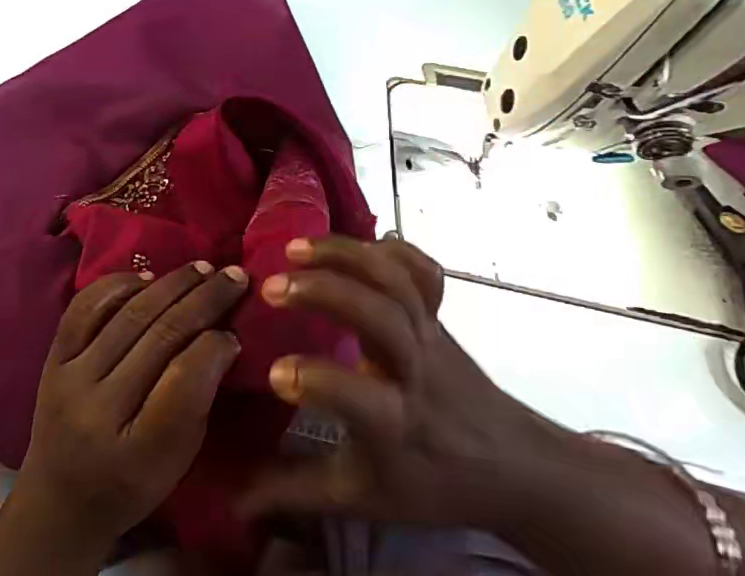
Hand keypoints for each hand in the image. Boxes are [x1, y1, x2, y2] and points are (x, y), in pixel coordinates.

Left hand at [12, 261, 251, 554]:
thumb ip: (198, 400)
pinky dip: (117, 285)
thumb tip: (223, 336)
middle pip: (157, 336)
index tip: (236, 329)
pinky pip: (84, 307)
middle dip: (202, 300)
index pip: (182, 380)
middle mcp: (98, 405)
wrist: (60, 499)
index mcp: (139, 448)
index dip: (214, 346)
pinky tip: (147, 277)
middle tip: (233, 275)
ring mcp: (70, 376)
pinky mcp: (52, 357)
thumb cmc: (131, 484)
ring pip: (127, 315)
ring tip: (200, 268)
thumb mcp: (177, 459)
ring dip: (168, 285)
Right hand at [240, 236, 563, 531]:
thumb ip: (295, 491)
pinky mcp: (438, 315)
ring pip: (396, 282)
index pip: (358, 398)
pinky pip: (424, 271)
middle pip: (379, 317)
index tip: (274, 374)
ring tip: (295, 248)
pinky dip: (392, 249)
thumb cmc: (429, 481)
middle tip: (273, 286)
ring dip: (345, 255)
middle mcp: (414, 370)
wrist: (512, 465)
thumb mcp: (362, 496)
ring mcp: (429, 334)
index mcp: (395, 423)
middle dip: (324, 292)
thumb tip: (233, 502)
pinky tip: (355, 243)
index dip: (315, 380)